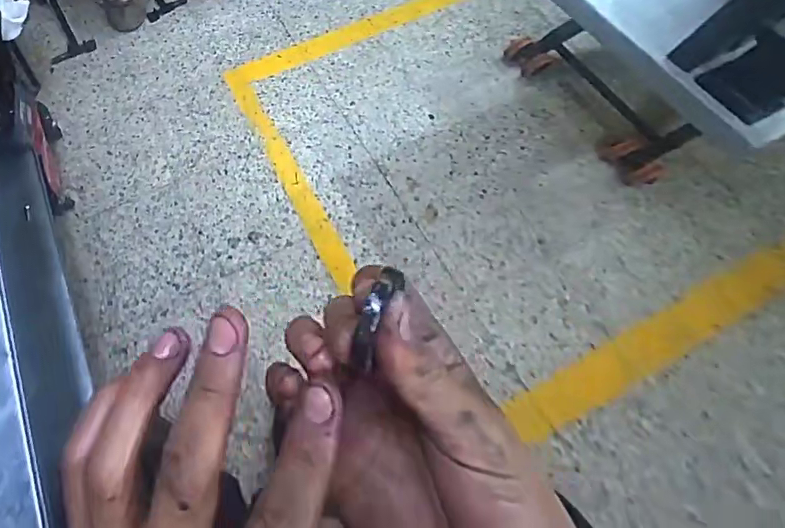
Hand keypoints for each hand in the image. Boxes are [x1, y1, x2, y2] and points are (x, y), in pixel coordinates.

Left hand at [63, 306, 341, 527]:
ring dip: (145, 387)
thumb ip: (286, 520)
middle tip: (228, 323)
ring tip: (176, 337)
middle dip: (211, 390)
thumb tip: (313, 445)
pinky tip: (131, 377)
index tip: (324, 398)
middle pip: (186, 475)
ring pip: (113, 464)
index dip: (304, 459)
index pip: (278, 524)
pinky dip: (103, 411)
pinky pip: (78, 465)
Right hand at [275, 267, 571, 527]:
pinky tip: (291, 396)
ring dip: (304, 344)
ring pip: (312, 352)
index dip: (371, 289)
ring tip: (316, 369)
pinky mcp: (329, 454)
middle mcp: (382, 377)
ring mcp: (353, 412)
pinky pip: (292, 408)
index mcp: (421, 360)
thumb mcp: (476, 432)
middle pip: (343, 319)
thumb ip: (429, 374)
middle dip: (335, 321)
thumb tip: (391, 305)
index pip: (388, 302)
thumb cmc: (502, 496)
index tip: (363, 296)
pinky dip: (282, 389)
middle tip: (343, 349)